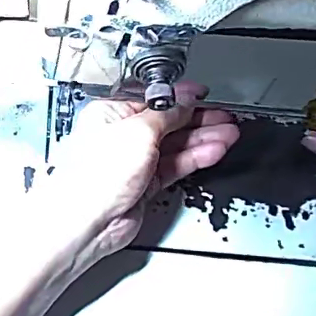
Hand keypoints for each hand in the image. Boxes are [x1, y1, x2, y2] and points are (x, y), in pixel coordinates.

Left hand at [35, 81, 240, 263]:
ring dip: (202, 138)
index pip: (151, 100)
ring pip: (174, 145)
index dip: (179, 96)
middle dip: (197, 118)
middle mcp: (119, 136)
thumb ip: (166, 114)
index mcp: (109, 114)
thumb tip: (183, 101)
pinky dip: (195, 158)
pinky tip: (214, 150)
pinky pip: (174, 165)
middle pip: (166, 122)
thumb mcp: (137, 131)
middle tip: (224, 115)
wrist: (86, 221)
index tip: (202, 94)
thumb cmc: (93, 176)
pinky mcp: (143, 184)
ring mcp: (132, 162)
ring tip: (228, 132)